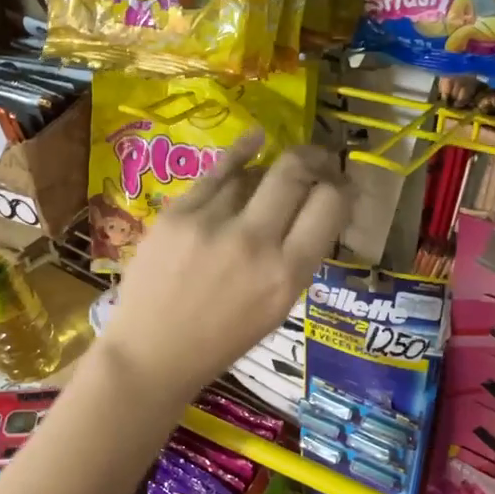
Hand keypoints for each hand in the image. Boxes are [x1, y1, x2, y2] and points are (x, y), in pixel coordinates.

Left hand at [102, 131, 349, 400]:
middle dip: (314, 159)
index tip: (339, 185)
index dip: (341, 187)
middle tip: (316, 162)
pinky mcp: (176, 214)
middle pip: (295, 172)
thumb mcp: (277, 308)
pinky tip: (254, 140)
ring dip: (270, 172)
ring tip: (272, 178)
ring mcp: (211, 225)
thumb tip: (315, 206)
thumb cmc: (221, 340)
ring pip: (254, 172)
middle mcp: (253, 244)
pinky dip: (240, 154)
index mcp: (286, 276)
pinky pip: (217, 173)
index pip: (330, 205)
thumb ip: (297, 257)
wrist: (153, 353)